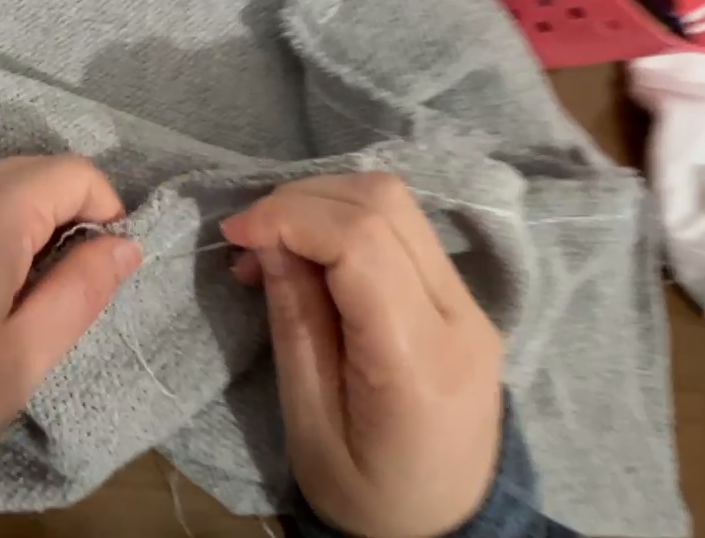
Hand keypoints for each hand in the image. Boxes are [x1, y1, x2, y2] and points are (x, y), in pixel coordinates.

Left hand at [0, 155, 140, 514]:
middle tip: (66, 289)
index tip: (104, 269)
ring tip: (23, 296)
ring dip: (29, 224)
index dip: (106, 211)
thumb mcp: (25, 355)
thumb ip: (84, 288)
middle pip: (35, 171)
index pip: (73, 172)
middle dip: (67, 216)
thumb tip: (124, 244)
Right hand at [221, 173, 503, 537]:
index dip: (288, 217)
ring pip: (392, 199)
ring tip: (275, 242)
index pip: (360, 242)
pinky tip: (309, 249)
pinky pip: (399, 223)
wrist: (449, 529)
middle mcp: (460, 315)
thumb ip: (293, 321)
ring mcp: (469, 299)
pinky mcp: (460, 293)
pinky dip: (341, 216)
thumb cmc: (366, 493)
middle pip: (382, 202)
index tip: (235, 233)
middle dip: (299, 200)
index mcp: (420, 360)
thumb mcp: (309, 424)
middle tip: (250, 237)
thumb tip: (267, 240)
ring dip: (320, 201)